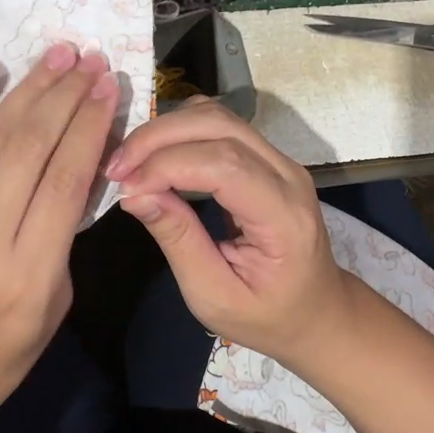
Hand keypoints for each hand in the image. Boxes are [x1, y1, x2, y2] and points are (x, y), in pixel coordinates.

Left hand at [0, 44, 120, 432]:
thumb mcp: (52, 308)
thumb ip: (64, 236)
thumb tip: (80, 169)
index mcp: (27, 272)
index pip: (65, 180)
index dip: (90, 125)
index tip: (110, 85)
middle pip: (31, 147)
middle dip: (66, 95)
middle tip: (91, 58)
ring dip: (29, 89)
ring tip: (58, 52)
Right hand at [107, 98, 351, 365]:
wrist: (318, 311)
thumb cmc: (268, 317)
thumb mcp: (215, 298)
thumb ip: (178, 241)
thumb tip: (133, 194)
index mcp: (283, 217)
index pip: (224, 165)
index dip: (168, 164)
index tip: (124, 185)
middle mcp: (287, 174)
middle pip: (218, 125)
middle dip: (158, 137)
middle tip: (115, 166)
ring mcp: (279, 158)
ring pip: (215, 115)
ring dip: (166, 128)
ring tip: (130, 161)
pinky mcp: (265, 153)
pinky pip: (217, 123)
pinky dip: (179, 129)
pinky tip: (154, 154)